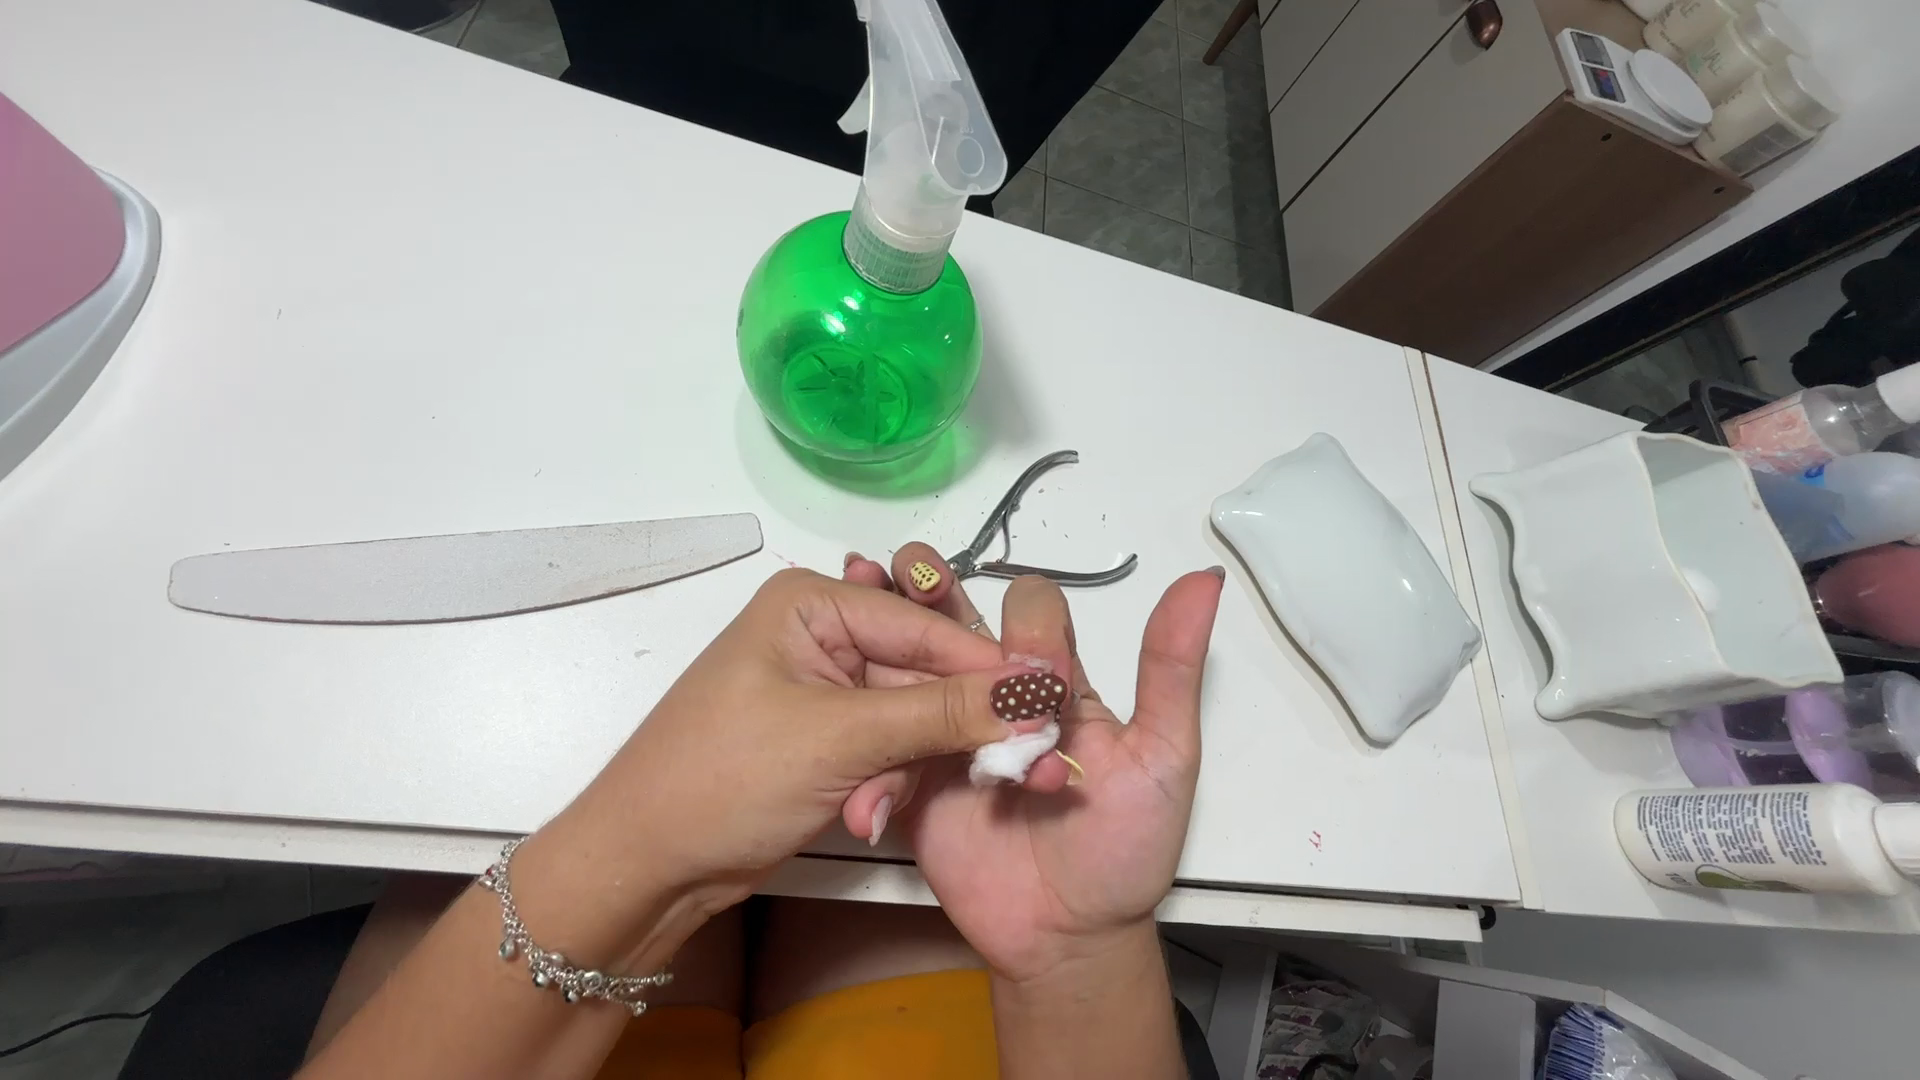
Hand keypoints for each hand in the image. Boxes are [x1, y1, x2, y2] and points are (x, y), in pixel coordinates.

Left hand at [521, 568, 1045, 964]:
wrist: (645, 869)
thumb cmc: (725, 780)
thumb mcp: (840, 739)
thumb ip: (942, 712)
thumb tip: (1034, 691)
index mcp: (814, 603)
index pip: (925, 627)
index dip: (987, 669)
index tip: (1049, 704)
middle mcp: (824, 632)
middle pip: (922, 672)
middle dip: (937, 734)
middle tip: (991, 772)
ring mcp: (826, 685)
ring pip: (911, 716)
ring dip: (904, 767)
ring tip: (874, 808)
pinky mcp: (828, 733)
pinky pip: (888, 744)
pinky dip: (885, 781)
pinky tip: (864, 814)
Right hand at [842, 545, 1222, 982]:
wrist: (1067, 936)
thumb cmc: (1123, 846)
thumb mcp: (1162, 756)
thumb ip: (1171, 670)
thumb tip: (1205, 578)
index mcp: (1052, 678)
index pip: (1032, 612)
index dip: (1028, 626)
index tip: (1034, 673)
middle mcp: (993, 690)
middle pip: (956, 619)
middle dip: (928, 587)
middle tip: (904, 569)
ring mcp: (946, 728)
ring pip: (909, 661)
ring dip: (880, 623)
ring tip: (848, 584)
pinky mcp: (911, 771)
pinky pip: (881, 730)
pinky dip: (857, 702)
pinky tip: (827, 672)